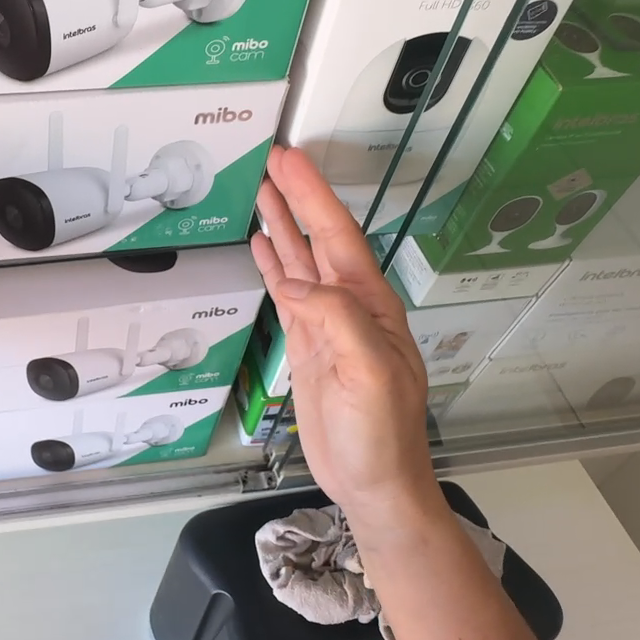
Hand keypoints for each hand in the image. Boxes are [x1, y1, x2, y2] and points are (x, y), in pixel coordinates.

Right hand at [251, 146, 444, 531]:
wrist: (373, 481)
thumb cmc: (381, 433)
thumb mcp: (369, 373)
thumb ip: (337, 319)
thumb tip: (295, 284)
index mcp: (369, 303)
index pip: (338, 235)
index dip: (313, 196)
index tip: (290, 160)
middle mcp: (347, 304)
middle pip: (317, 237)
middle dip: (296, 196)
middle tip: (270, 158)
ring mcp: (325, 322)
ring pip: (299, 260)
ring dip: (280, 223)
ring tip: (258, 189)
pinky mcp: (306, 342)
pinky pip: (286, 291)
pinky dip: (272, 264)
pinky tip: (260, 245)